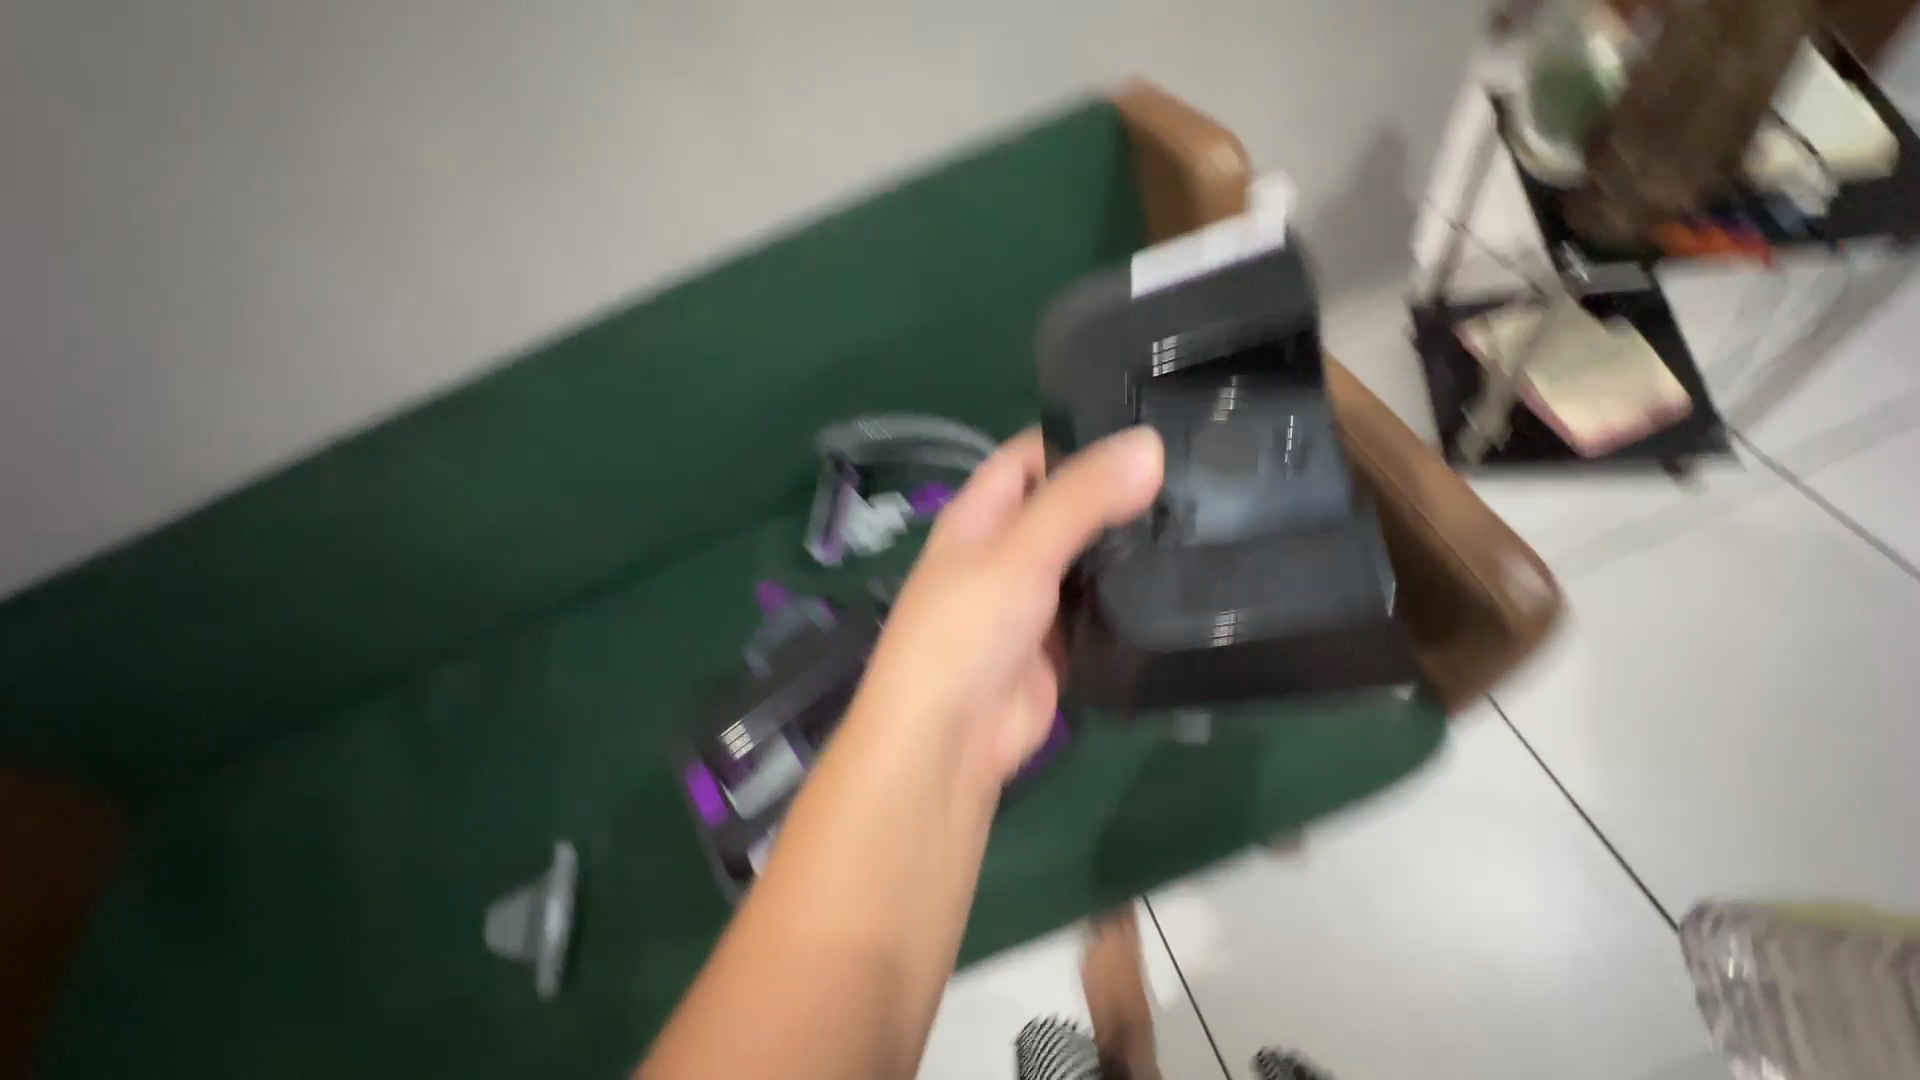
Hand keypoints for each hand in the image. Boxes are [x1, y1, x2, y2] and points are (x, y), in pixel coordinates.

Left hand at [844, 426, 1164, 794]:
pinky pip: (1100, 605)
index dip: (1080, 436)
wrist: (950, 740)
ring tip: (1202, 513)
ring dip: (1129, 542)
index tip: (1150, 425)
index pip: (1031, 455)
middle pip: (1066, 504)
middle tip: (1196, 470)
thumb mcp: (1020, 552)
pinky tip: (1180, 576)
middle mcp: (1005, 549)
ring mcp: (1033, 597)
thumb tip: (1149, 443)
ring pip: (1088, 556)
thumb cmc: (967, 631)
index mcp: (980, 515)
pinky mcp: (1060, 641)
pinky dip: (1131, 593)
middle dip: (1117, 489)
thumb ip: (1082, 499)